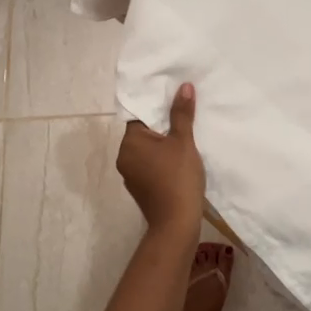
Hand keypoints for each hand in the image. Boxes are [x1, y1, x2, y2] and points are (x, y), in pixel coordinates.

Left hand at [117, 83, 205, 233]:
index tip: (175, 100)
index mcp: (130, 142)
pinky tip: (180, 160)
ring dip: (163, 144)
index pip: (140, 115)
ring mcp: (131, 175)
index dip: (158, 107)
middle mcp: (124, 156)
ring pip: (148, 150)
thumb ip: (181, 113)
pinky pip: (150, 165)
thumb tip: (184, 86)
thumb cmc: (178, 177)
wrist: (176, 223)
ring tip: (186, 136)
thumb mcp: (183, 141)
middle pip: (144, 132)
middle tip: (185, 115)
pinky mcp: (140, 188)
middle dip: (163, 125)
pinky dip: (162, 160)